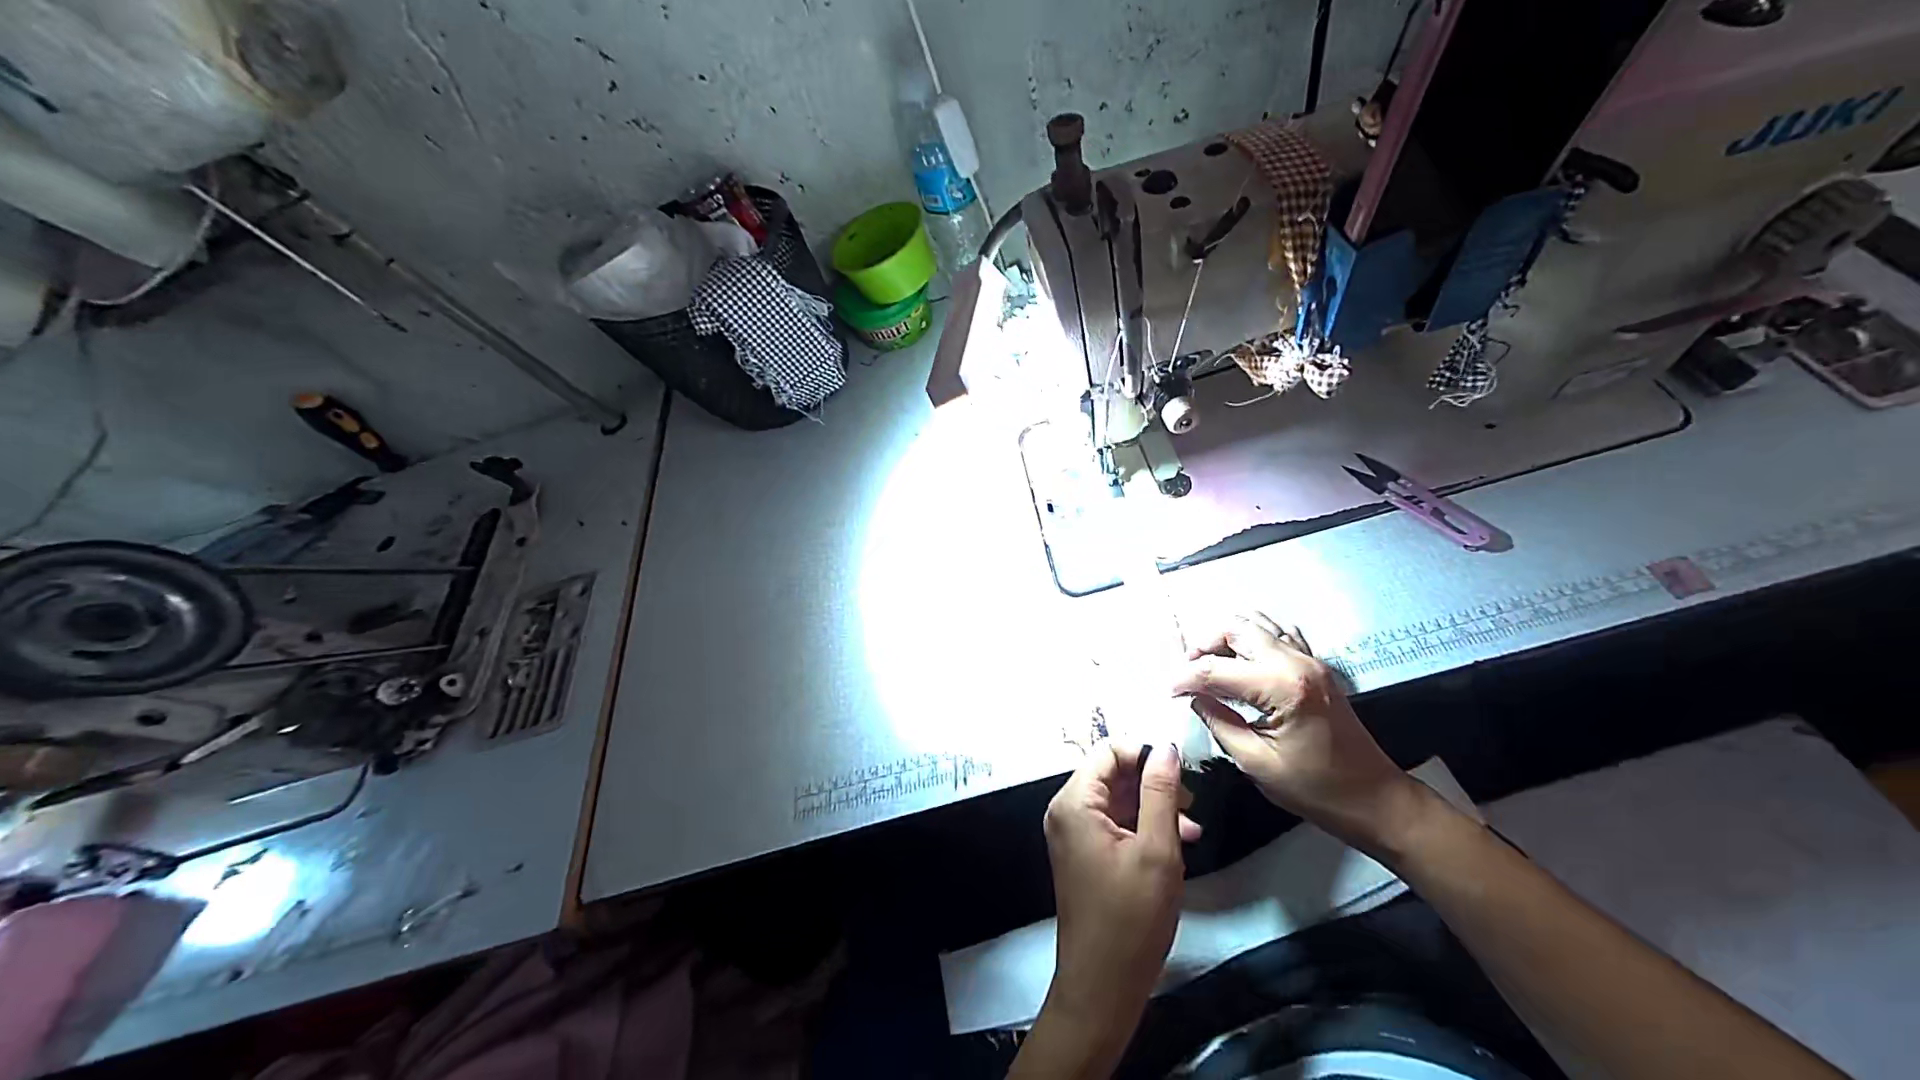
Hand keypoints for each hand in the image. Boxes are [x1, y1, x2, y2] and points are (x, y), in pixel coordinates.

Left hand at [1038, 743, 1198, 1058]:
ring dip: (1154, 806)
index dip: (1145, 753)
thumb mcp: (1157, 850)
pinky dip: (1145, 826)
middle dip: (1152, 782)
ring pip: (1117, 798)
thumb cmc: (1131, 917)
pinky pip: (1115, 822)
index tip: (1181, 772)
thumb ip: (1161, 792)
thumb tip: (1167, 747)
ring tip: (1191, 829)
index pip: (1108, 750)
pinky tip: (1178, 843)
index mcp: (1075, 802)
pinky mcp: (1085, 852)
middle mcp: (1067, 810)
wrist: (1103, 984)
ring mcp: (1074, 833)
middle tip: (1190, 803)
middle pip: (1112, 772)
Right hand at [1171, 614, 1424, 851]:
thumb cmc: (1313, 788)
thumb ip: (1218, 722)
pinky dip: (1254, 639)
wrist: (1373, 799)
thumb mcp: (1255, 762)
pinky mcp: (1316, 667)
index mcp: (1281, 687)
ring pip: (1257, 625)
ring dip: (1227, 639)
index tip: (1169, 692)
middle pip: (1236, 629)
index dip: (1185, 678)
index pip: (1216, 669)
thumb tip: (1193, 697)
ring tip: (1209, 665)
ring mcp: (1310, 660)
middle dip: (1204, 646)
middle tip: (1188, 673)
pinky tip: (1241, 659)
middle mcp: (1296, 662)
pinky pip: (1280, 635)